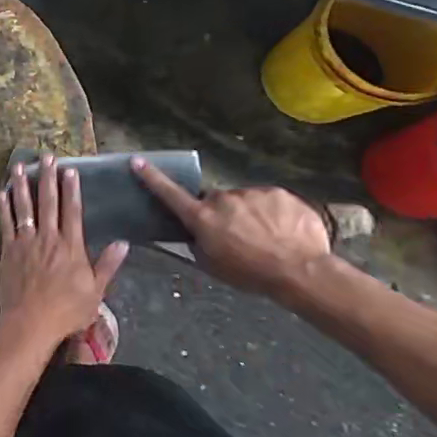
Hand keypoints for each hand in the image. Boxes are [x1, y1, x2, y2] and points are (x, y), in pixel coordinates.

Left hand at [0, 155, 128, 349]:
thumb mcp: (95, 291)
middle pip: (49, 202)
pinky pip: (5, 224)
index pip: (72, 211)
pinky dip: (3, 207)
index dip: (72, 189)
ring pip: (24, 207)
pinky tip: (2, 192)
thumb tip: (123, 244)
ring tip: (20, 166)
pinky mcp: (8, 251)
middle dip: (48, 178)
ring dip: (23, 185)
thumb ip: (108, 265)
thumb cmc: (66, 311)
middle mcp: (49, 238)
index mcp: (71, 246)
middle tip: (47, 157)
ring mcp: (26, 243)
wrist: (31, 323)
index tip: (70, 170)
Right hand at [132, 157, 332, 301]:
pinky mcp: (278, 192)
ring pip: (247, 202)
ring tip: (269, 241)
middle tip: (241, 239)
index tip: (138, 162)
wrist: (299, 269)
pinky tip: (285, 235)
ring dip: (253, 216)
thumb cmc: (252, 274)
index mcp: (203, 218)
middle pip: (218, 203)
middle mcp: (224, 199)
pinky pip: (272, 202)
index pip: (172, 195)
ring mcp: (253, 193)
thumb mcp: (215, 267)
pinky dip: (276, 216)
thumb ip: (200, 245)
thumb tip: (197, 234)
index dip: (152, 178)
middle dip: (225, 215)